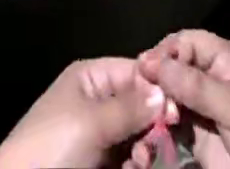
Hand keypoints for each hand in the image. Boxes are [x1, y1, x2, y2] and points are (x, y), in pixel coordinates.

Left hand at [0, 58, 163, 168]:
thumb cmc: (52, 148)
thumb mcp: (91, 123)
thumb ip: (130, 106)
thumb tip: (165, 91)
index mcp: (91, 78)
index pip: (135, 71)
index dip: (157, 87)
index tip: (177, 108)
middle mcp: (98, 101)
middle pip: (141, 106)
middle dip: (153, 125)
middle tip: (155, 144)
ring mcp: (100, 135)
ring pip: (139, 136)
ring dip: (145, 151)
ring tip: (139, 164)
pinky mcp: (102, 164)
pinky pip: (129, 159)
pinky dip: (135, 166)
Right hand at [128, 32, 229, 168]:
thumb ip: (196, 86)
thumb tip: (152, 63)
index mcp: (226, 60)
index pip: (187, 42)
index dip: (166, 51)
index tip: (145, 68)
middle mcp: (210, 78)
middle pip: (172, 67)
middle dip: (155, 80)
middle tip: (139, 95)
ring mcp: (201, 108)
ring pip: (165, 95)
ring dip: (151, 105)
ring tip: (141, 119)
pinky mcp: (193, 137)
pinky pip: (167, 124)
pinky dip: (154, 128)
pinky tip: (145, 137)